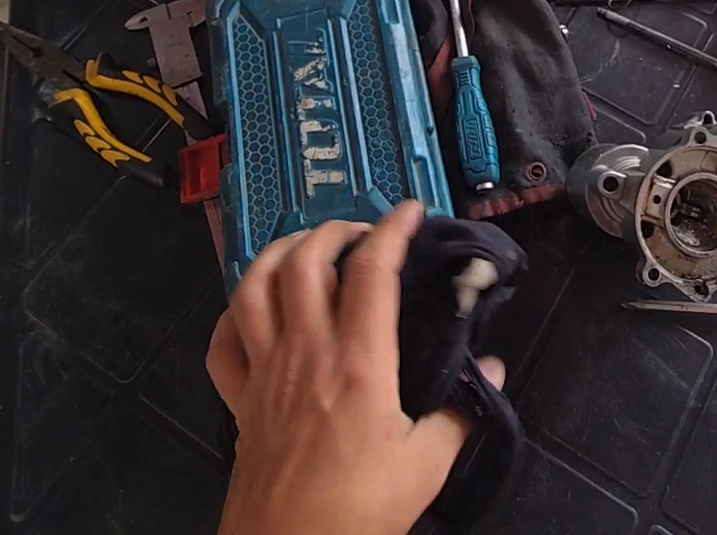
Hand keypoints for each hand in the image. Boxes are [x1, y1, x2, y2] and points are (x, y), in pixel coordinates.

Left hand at [207, 202, 505, 534]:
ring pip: (254, 287)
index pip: (373, 271)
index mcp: (358, 361)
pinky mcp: (237, 398)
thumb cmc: (356, 512)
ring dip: (280, 253)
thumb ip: (461, 412)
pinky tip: (257, 307)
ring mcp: (263, 371)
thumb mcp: (425, 466)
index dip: (393, 229)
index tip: (410, 211)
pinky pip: (222, 341)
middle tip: (362, 234)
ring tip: (309, 248)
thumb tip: (494, 369)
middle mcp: (306, 351)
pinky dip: (234, 312)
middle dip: (335, 230)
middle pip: (305, 261)